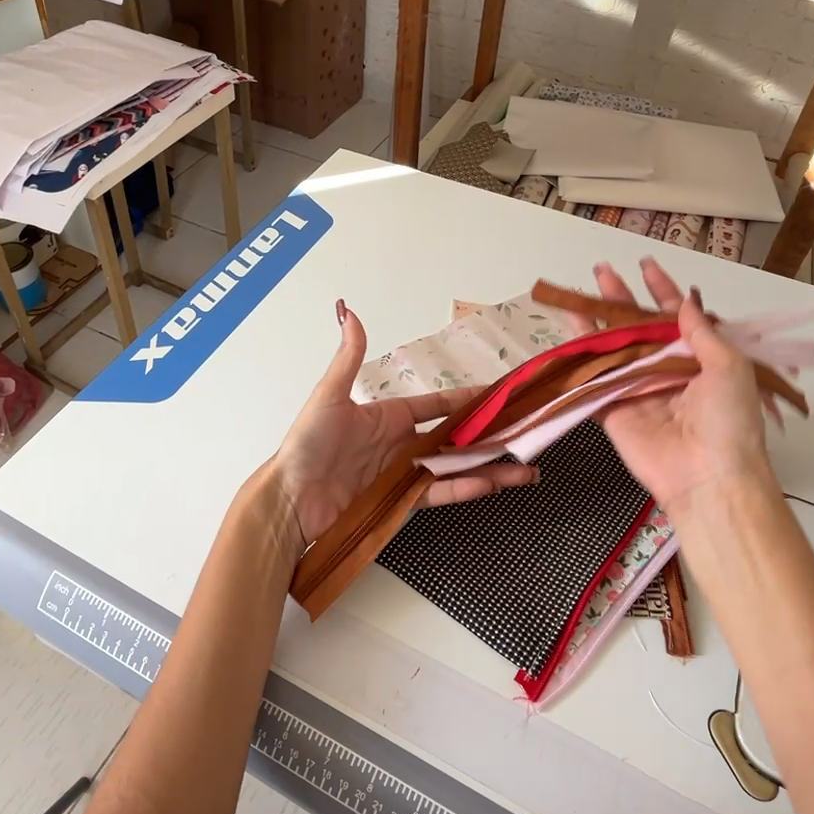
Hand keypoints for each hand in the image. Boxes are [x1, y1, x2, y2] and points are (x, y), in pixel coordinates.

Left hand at [269, 301, 538, 547]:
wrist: (289, 498)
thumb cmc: (307, 443)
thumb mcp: (329, 395)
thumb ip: (348, 357)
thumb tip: (348, 311)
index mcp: (388, 416)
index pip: (437, 405)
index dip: (468, 399)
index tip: (499, 393)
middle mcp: (400, 444)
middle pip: (454, 438)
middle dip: (488, 436)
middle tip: (524, 433)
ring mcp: (401, 473)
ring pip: (454, 467)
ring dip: (488, 467)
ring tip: (524, 470)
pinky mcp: (399, 502)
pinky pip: (437, 493)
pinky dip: (464, 489)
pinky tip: (490, 485)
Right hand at [570, 259, 776, 509]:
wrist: (709, 476)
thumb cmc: (729, 421)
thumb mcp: (730, 367)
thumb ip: (702, 332)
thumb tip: (684, 301)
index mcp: (698, 358)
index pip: (676, 315)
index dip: (661, 290)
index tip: (646, 265)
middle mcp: (665, 369)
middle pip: (637, 326)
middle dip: (619, 298)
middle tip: (601, 271)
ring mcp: (637, 389)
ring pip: (611, 347)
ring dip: (595, 321)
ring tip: (578, 294)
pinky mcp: (613, 410)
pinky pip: (592, 381)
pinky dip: (577, 360)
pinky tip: (566, 335)